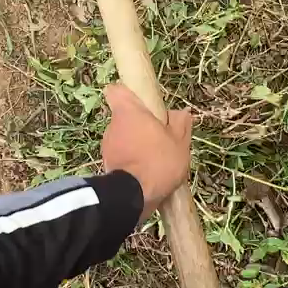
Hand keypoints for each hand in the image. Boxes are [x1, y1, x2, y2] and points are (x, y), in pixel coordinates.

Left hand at [98, 83, 191, 214]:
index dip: (128, 94)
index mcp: (128, 112)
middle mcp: (113, 125)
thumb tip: (181, 113)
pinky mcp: (106, 164)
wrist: (133, 197)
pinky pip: (121, 155)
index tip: (143, 104)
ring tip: (155, 159)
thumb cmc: (158, 161)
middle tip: (159, 138)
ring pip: (123, 137)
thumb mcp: (179, 142)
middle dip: (140, 125)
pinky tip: (146, 173)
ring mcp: (107, 146)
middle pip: (125, 117)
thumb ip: (180, 124)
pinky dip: (131, 160)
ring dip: (136, 144)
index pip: (116, 91)